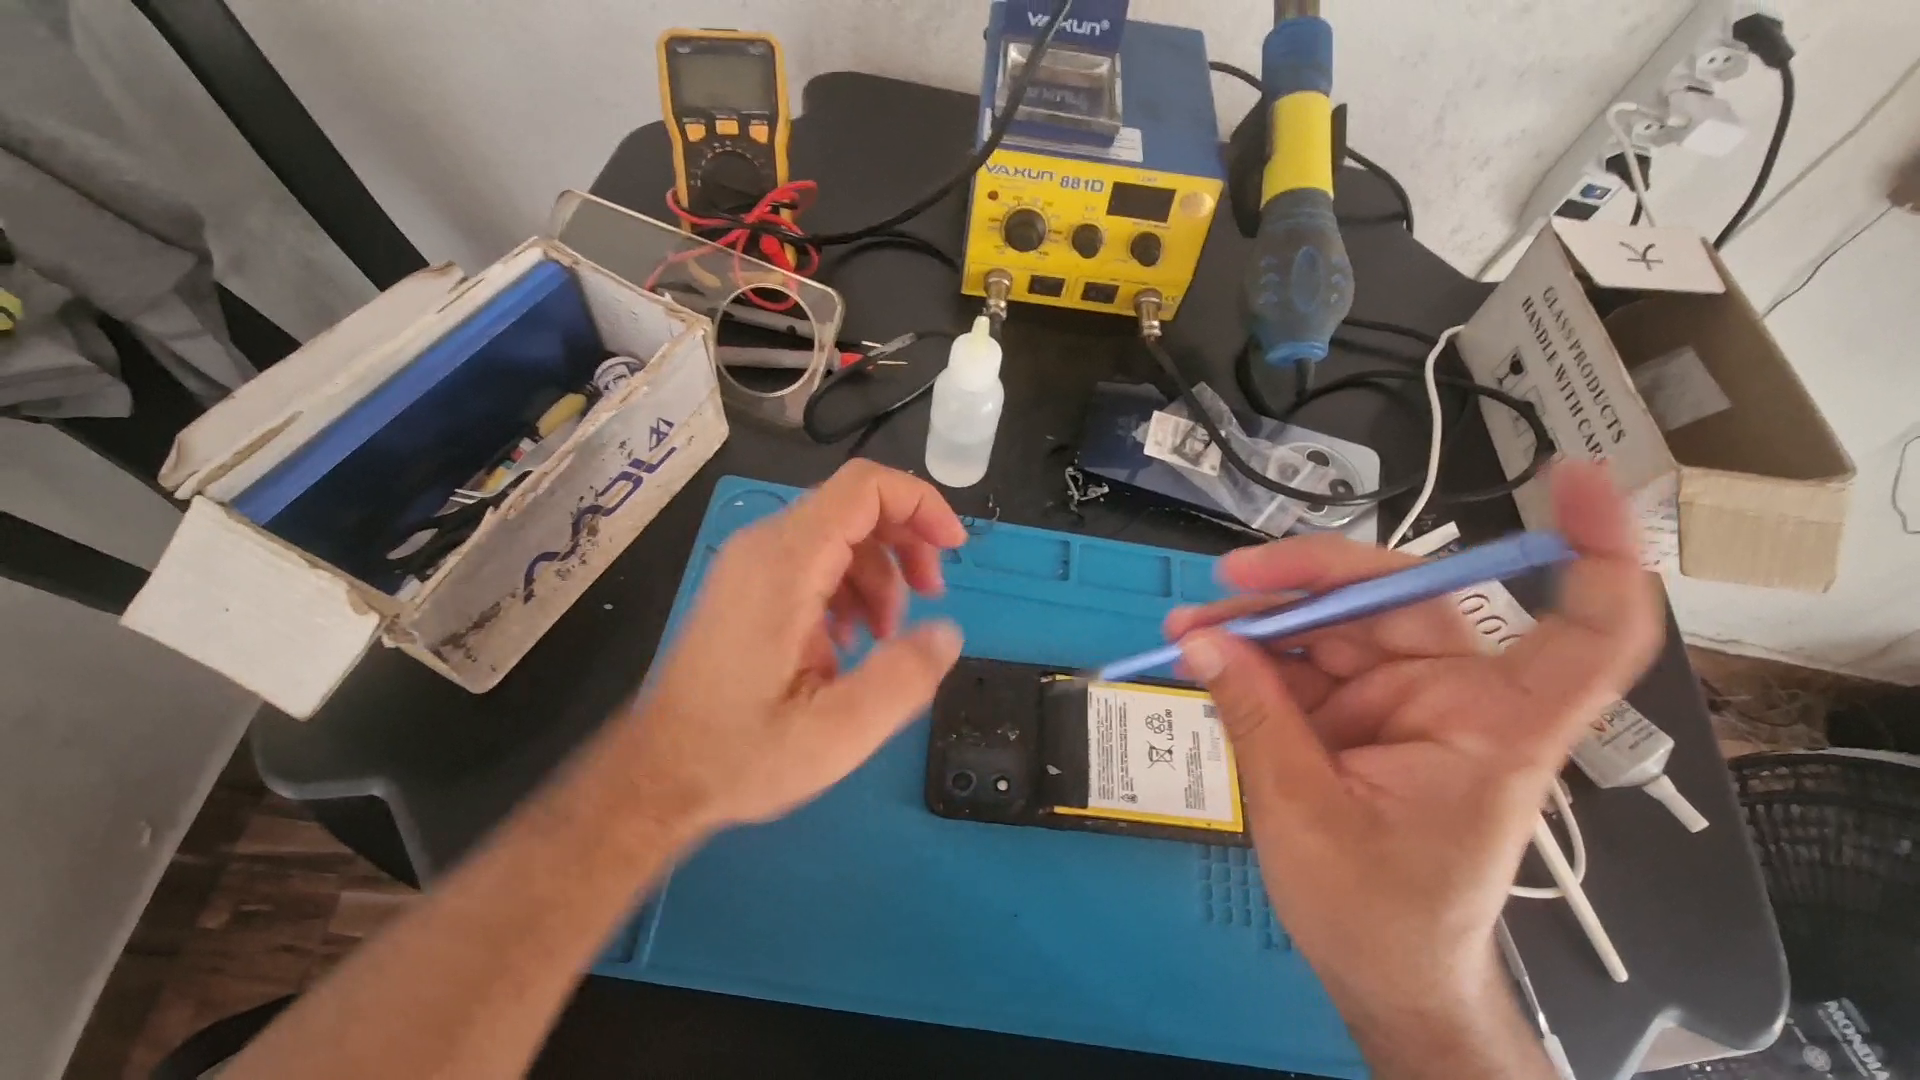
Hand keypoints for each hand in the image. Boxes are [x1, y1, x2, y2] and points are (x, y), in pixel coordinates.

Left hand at [618, 461, 967, 833]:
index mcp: (785, 565)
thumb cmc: (742, 755)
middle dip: (906, 544)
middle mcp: (763, 549)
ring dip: (878, 576)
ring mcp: (749, 566)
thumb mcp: (839, 731)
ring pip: (837, 536)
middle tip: (930, 598)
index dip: (920, 504)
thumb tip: (947, 633)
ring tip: (883, 638)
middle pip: (854, 506)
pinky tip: (845, 646)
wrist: (657, 776)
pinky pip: (812, 563)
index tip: (953, 550)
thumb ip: (904, 677)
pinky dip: (846, 590)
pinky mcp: (745, 589)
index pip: (864, 487)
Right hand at [1166, 464, 1660, 1062]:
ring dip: (1260, 620)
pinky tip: (1204, 654)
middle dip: (1305, 581)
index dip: (1595, 553)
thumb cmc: (1377, 914)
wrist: (1378, 974)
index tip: (1572, 480)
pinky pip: (1306, 659)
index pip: (1583, 633)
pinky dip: (1253, 654)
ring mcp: (1404, 698)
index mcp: (1491, 723)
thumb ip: (1256, 717)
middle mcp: (1458, 695)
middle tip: (1223, 586)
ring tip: (1189, 629)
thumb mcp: (1304, 813)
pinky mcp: (1359, 710)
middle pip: (1400, 598)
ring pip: (1336, 621)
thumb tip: (1203, 642)